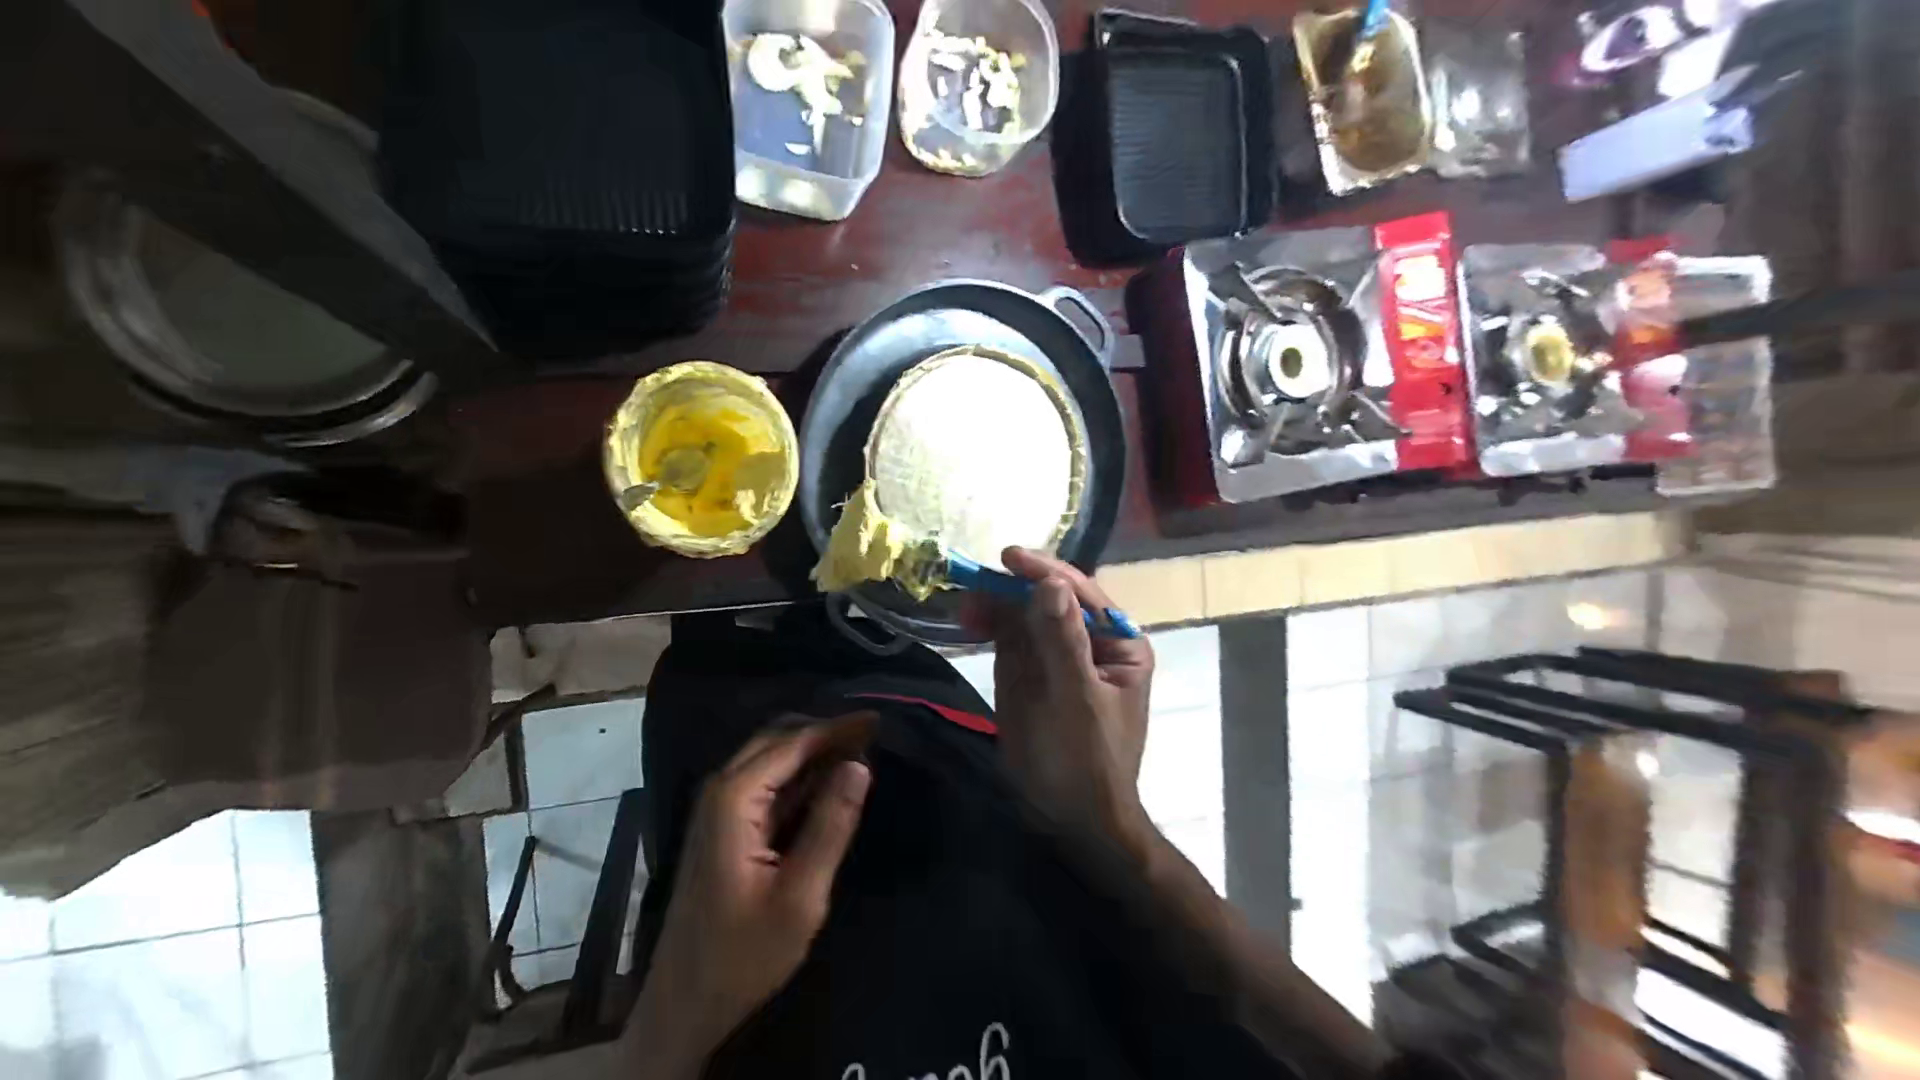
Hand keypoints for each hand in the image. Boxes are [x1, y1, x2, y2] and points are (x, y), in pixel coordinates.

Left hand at [628, 724, 871, 1071]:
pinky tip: (832, 777)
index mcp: (734, 799)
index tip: (880, 718)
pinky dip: (802, 772)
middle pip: (778, 739)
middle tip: (874, 731)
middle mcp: (721, 790)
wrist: (685, 1005)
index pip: (793, 742)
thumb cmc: (743, 955)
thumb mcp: (800, 896)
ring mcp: (720, 808)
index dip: (838, 727)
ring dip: (815, 748)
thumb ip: (830, 825)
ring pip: (772, 757)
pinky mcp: (727, 826)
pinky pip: (769, 783)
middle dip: (827, 730)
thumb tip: (860, 765)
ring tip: (862, 746)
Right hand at [985, 546, 1154, 845]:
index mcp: (1119, 644)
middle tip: (973, 584)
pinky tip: (972, 621)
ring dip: (997, 606)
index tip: (1008, 556)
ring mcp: (1058, 659)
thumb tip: (1049, 583)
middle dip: (1013, 590)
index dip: (1044, 572)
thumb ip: (1061, 640)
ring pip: (1026, 617)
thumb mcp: (1075, 699)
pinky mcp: (1032, 676)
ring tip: (966, 607)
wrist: (1071, 821)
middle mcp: (1090, 643)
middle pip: (1049, 601)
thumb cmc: (1085, 761)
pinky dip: (991, 628)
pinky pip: (1011, 641)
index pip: (1080, 594)